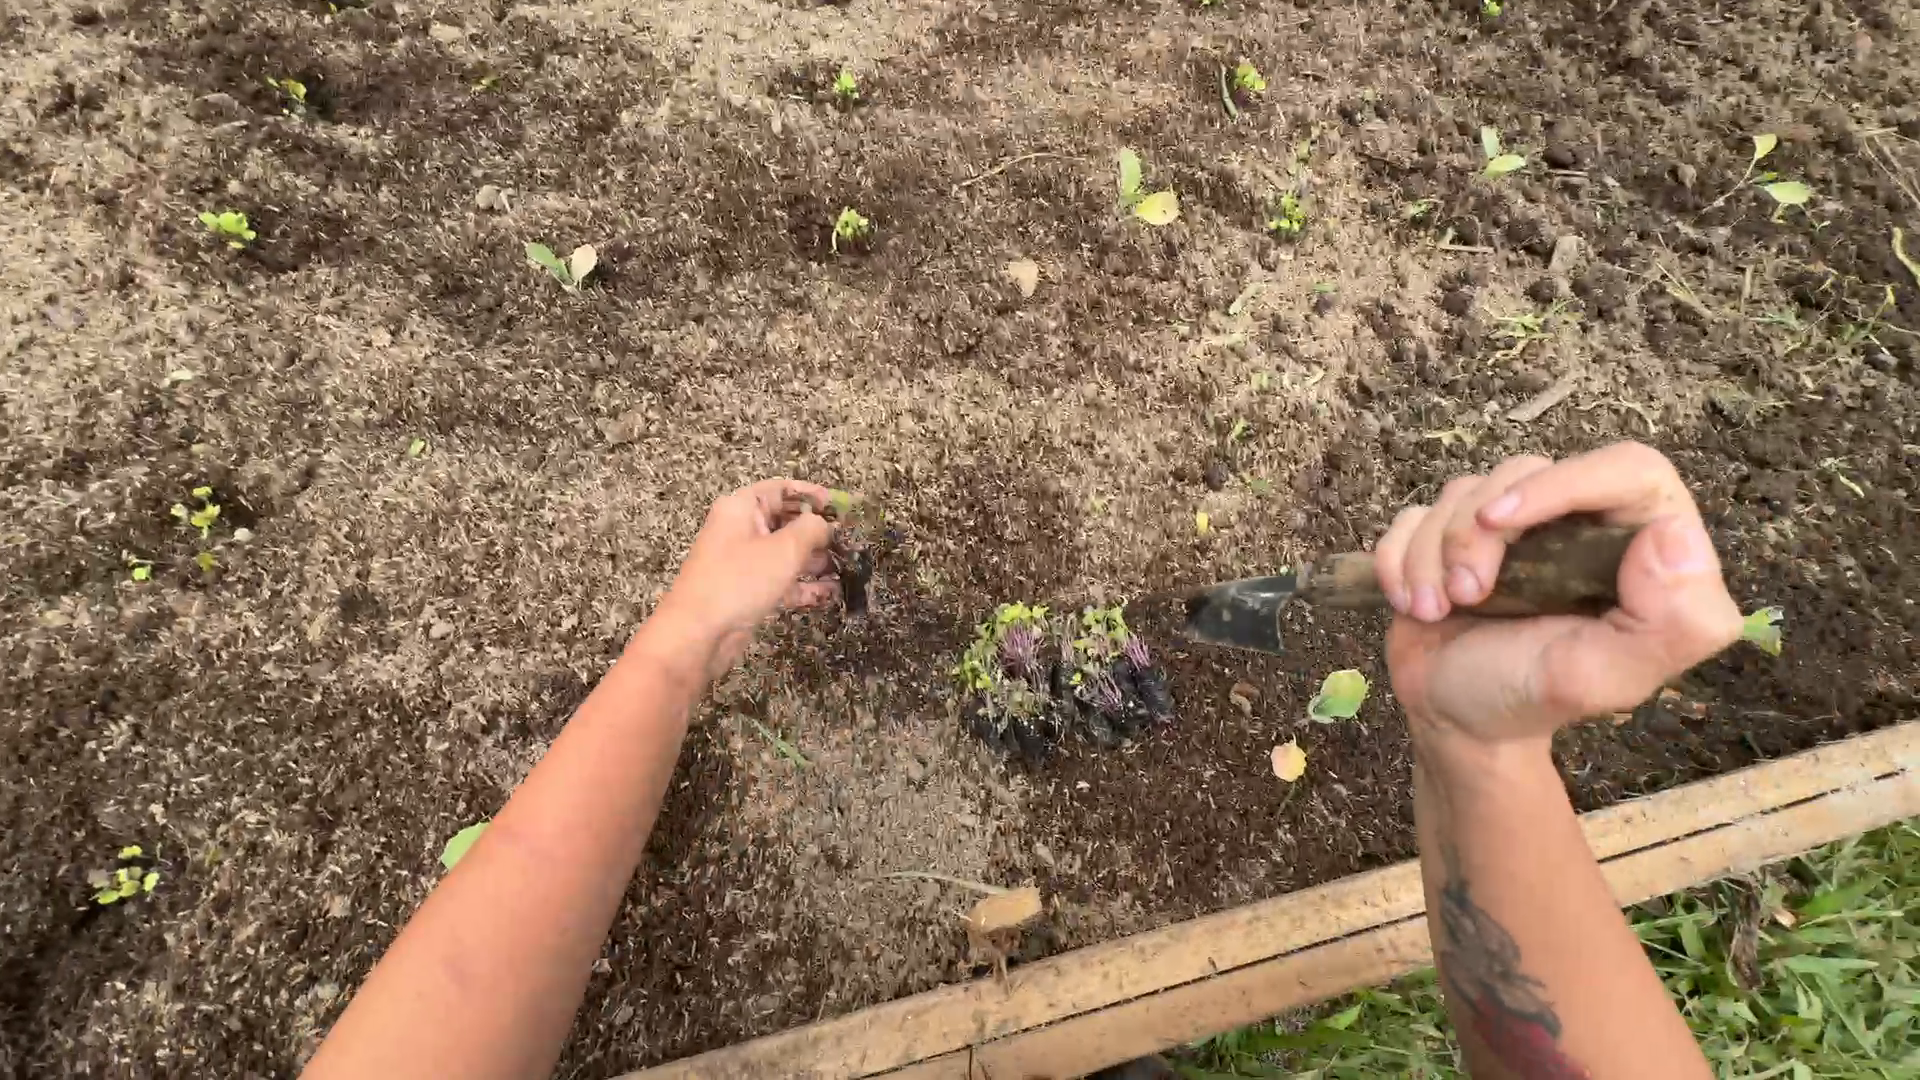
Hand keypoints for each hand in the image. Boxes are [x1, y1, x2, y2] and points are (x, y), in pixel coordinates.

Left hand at [635, 479, 840, 682]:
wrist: (699, 634)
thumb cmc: (740, 581)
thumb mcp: (784, 549)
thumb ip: (812, 529)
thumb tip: (825, 525)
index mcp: (742, 508)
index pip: (781, 489)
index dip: (812, 494)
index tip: (841, 507)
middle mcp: (741, 530)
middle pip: (786, 521)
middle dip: (818, 532)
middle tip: (848, 540)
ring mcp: (744, 562)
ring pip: (786, 553)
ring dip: (816, 560)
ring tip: (846, 567)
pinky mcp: (748, 590)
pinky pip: (782, 580)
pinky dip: (804, 585)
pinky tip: (831, 593)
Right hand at [1374, 442, 1741, 751]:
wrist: (1452, 715)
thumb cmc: (1532, 698)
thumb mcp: (1608, 676)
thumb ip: (1670, 619)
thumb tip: (1673, 533)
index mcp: (1628, 547)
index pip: (1623, 470)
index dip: (1562, 482)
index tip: (1500, 522)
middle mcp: (1567, 524)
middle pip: (1518, 474)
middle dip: (1472, 536)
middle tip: (1465, 597)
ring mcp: (1499, 530)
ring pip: (1455, 495)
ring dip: (1428, 556)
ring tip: (1433, 610)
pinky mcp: (1439, 538)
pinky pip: (1407, 519)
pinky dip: (1396, 561)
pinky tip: (1408, 602)